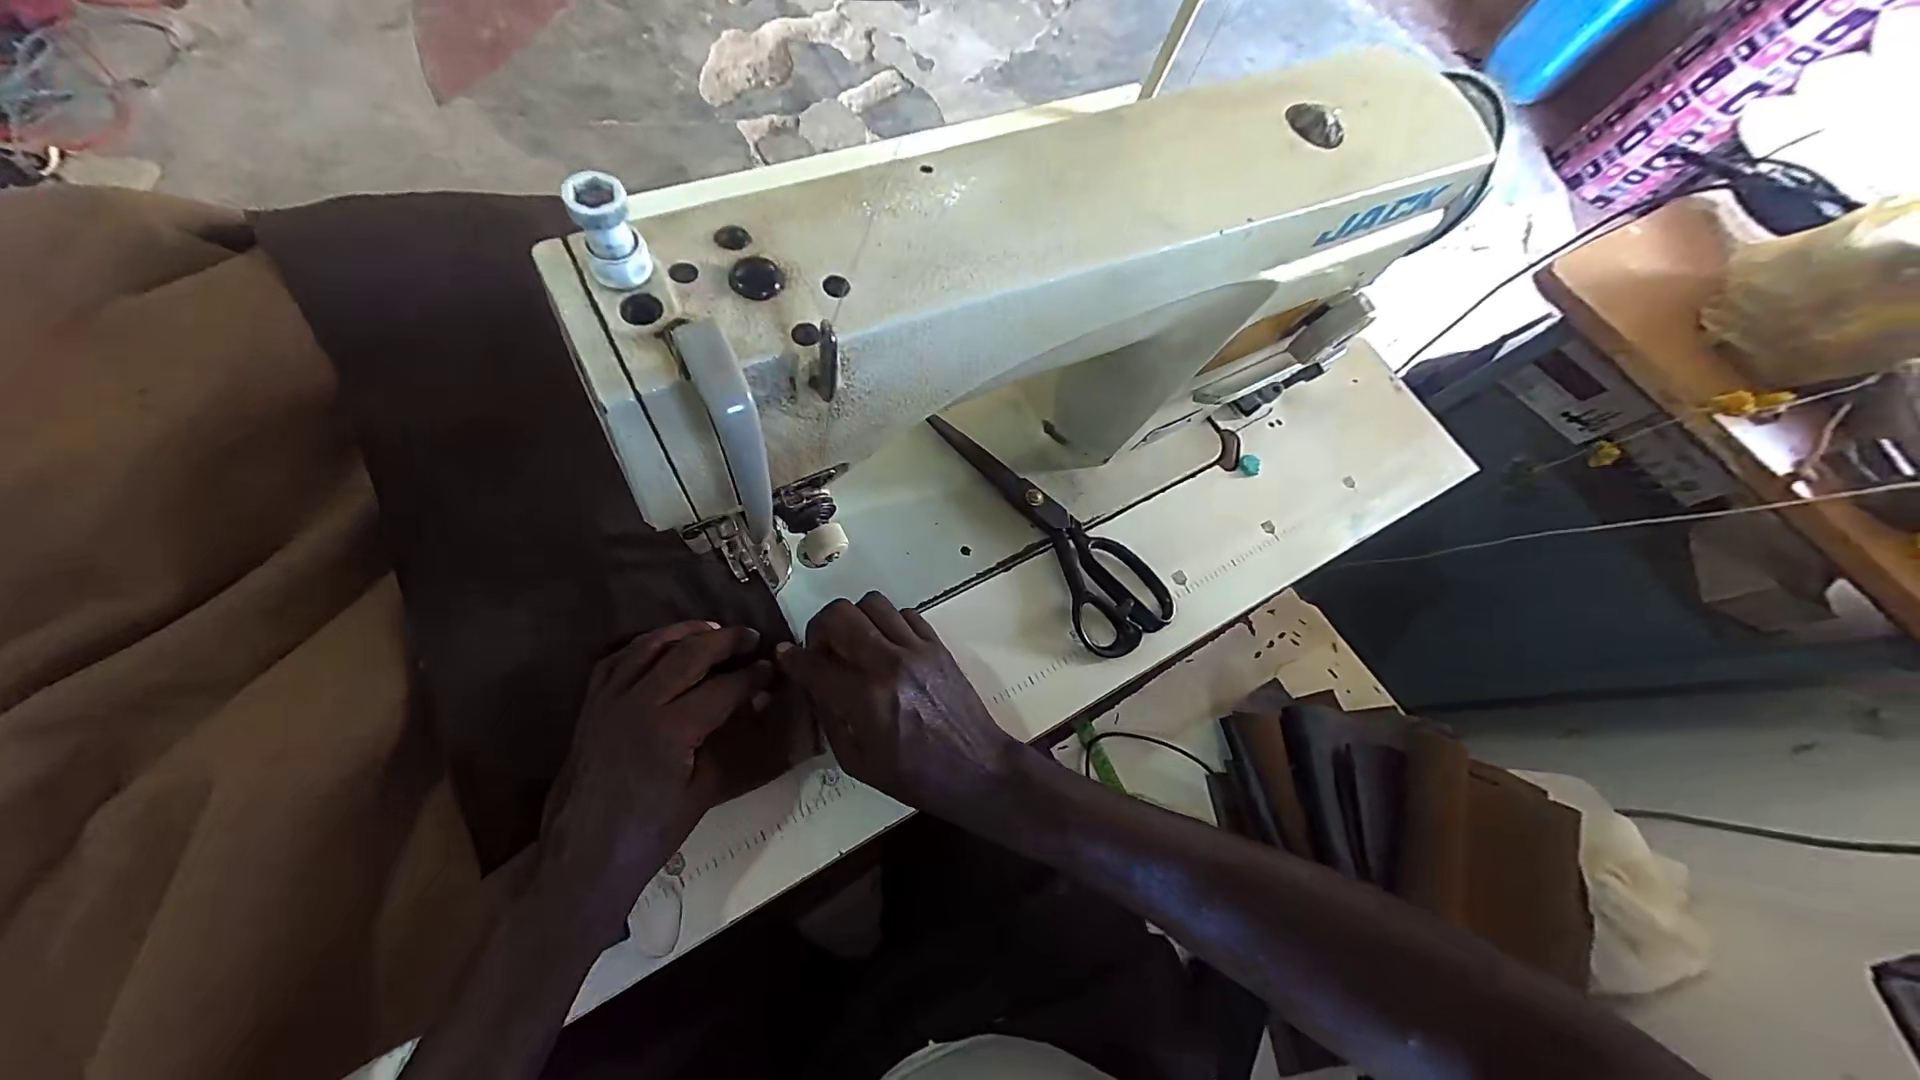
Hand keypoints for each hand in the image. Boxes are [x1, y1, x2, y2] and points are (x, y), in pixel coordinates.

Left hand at [544, 622, 773, 876]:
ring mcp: (609, 701)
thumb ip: (731, 739)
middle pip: (688, 653)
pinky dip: (641, 647)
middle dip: (725, 641)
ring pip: (649, 647)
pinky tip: (659, 647)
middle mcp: (638, 703)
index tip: (772, 668)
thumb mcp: (704, 789)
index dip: (753, 675)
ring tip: (710, 629)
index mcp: (671, 728)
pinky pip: (615, 661)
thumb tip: (758, 703)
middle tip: (750, 637)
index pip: (723, 687)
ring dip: (683, 632)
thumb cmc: (651, 832)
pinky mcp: (591, 707)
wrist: (585, 857)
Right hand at [776, 592, 1023, 826]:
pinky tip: (887, 646)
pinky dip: (888, 623)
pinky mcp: (937, 645)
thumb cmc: (915, 776)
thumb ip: (830, 717)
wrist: (976, 768)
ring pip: (872, 603)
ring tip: (856, 644)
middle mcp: (889, 663)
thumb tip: (813, 684)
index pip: (813, 663)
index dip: (791, 658)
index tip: (785, 656)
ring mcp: (917, 649)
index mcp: (865, 698)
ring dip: (855, 619)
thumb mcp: (858, 762)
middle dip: (820, 628)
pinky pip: (905, 613)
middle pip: (839, 614)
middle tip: (824, 650)